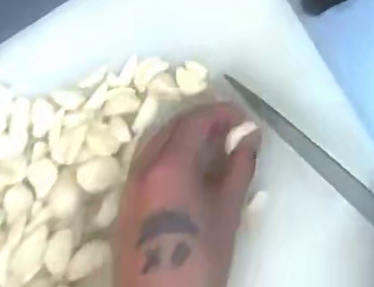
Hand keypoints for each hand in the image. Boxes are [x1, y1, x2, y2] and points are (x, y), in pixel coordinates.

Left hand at [114, 103, 258, 286]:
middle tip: (230, 131)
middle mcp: (144, 168)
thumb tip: (250, 137)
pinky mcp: (124, 209)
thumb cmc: (199, 262)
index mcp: (169, 164)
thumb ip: (240, 166)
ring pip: (156, 143)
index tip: (244, 120)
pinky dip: (168, 156)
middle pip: (172, 126)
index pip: (196, 119)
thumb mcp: (228, 212)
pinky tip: (189, 174)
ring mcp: (129, 189)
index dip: (222, 112)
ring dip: (183, 137)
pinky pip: (146, 165)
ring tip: (211, 149)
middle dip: (202, 121)